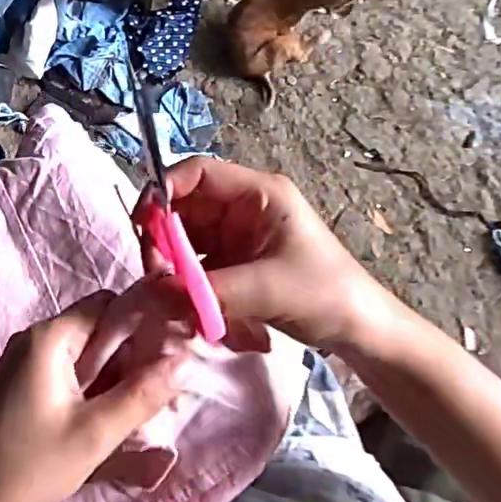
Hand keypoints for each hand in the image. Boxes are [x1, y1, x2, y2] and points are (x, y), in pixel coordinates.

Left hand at [0, 289, 188, 501]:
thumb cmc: (35, 466)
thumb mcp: (97, 432)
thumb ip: (143, 393)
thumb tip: (184, 360)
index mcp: (49, 337)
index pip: (108, 304)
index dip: (144, 319)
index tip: (172, 347)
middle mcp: (35, 339)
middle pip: (98, 325)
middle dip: (132, 352)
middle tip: (158, 385)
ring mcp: (27, 360)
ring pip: (88, 349)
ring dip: (115, 370)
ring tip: (138, 403)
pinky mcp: (25, 382)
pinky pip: (71, 367)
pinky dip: (95, 382)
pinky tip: (110, 411)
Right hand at [150, 158, 392, 353]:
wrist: (357, 327)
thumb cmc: (323, 294)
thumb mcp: (265, 289)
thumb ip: (206, 289)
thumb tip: (153, 289)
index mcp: (258, 194)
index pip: (199, 173)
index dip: (164, 189)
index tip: (143, 223)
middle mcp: (241, 208)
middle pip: (183, 206)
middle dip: (162, 236)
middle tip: (155, 272)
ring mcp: (235, 236)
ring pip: (184, 237)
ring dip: (170, 262)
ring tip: (169, 294)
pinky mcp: (233, 263)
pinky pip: (195, 263)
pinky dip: (184, 280)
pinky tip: (184, 302)